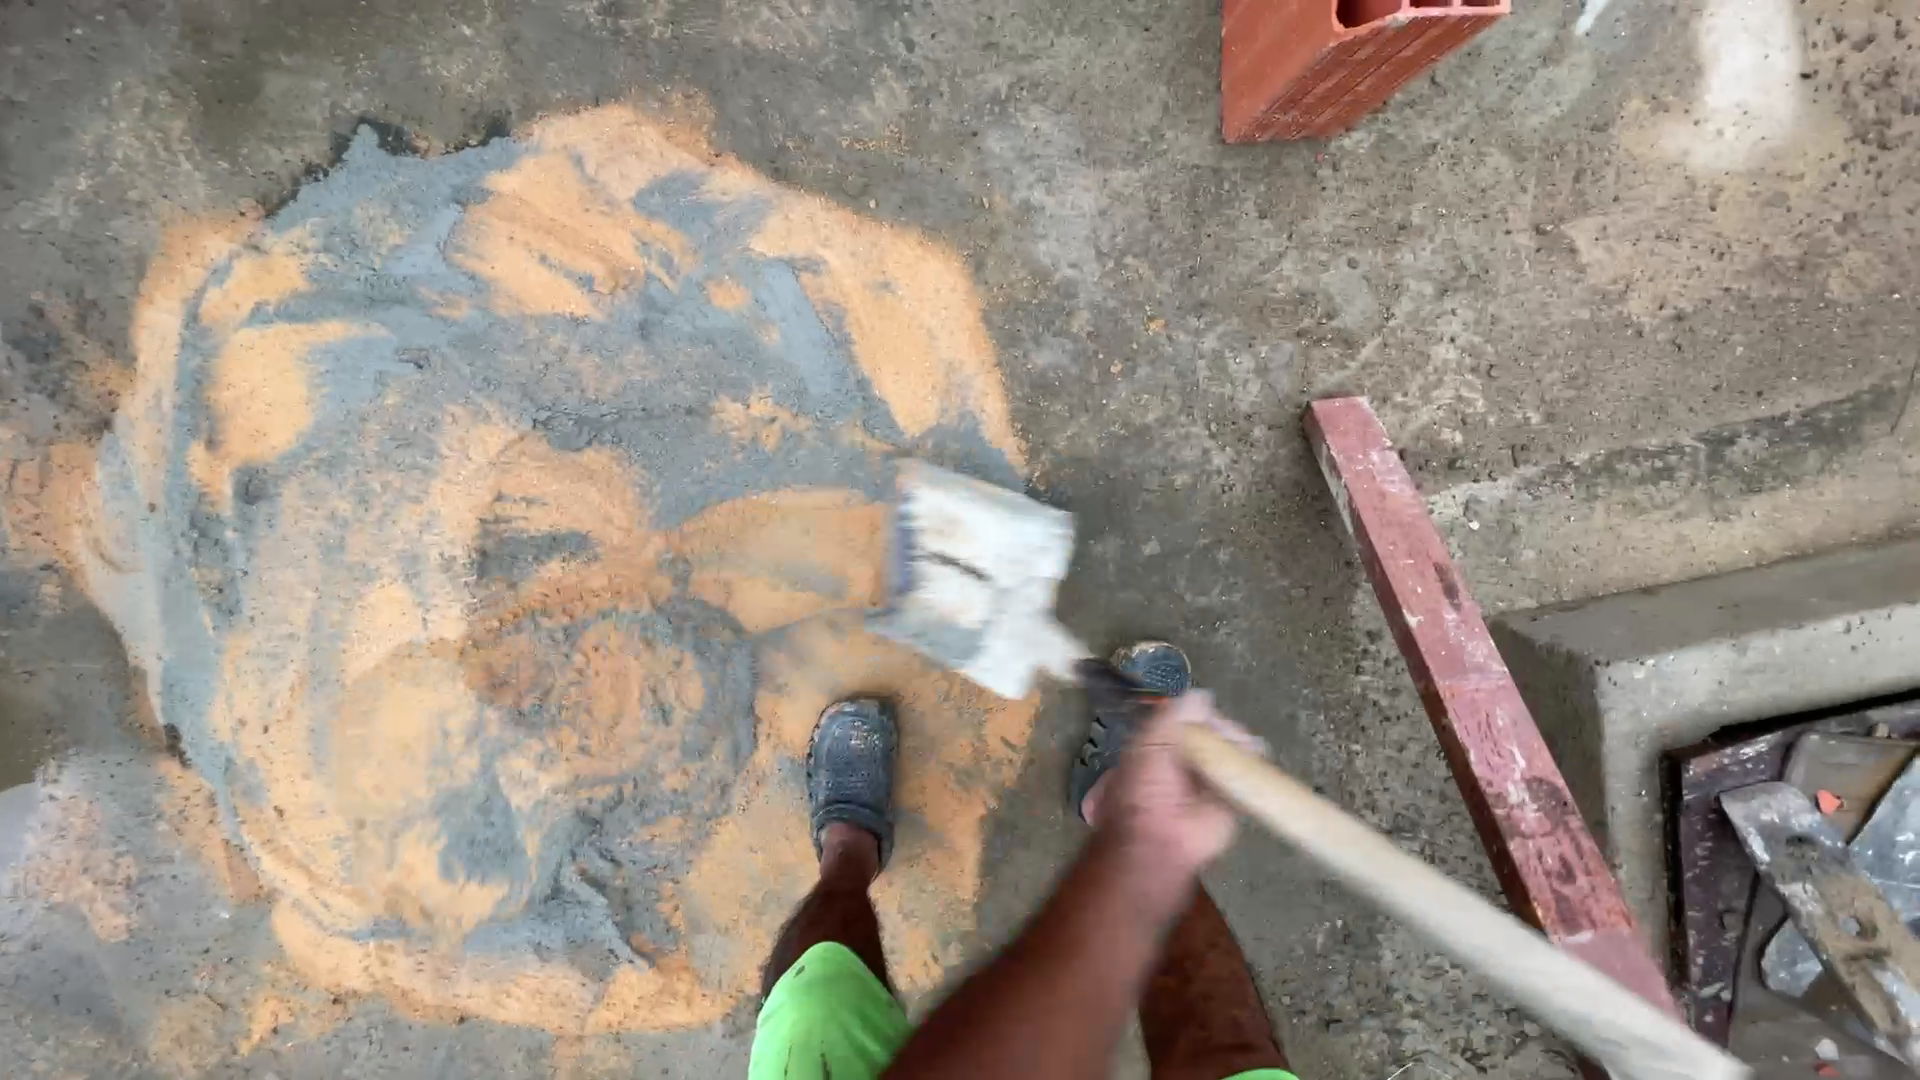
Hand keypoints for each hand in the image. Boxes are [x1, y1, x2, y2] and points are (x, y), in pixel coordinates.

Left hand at [1085, 690, 1260, 876]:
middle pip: (1210, 737)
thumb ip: (1173, 716)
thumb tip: (1202, 695)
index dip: (1199, 716)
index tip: (1210, 711)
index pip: (1183, 723)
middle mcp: (1183, 764)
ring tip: (1247, 743)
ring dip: (1240, 746)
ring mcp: (1207, 784)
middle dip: (1223, 730)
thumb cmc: (1146, 788)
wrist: (1159, 840)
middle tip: (1233, 731)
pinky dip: (1254, 768)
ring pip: (1229, 756)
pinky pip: (1244, 781)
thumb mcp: (1149, 743)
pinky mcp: (1229, 804)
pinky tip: (1259, 756)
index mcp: (1157, 748)